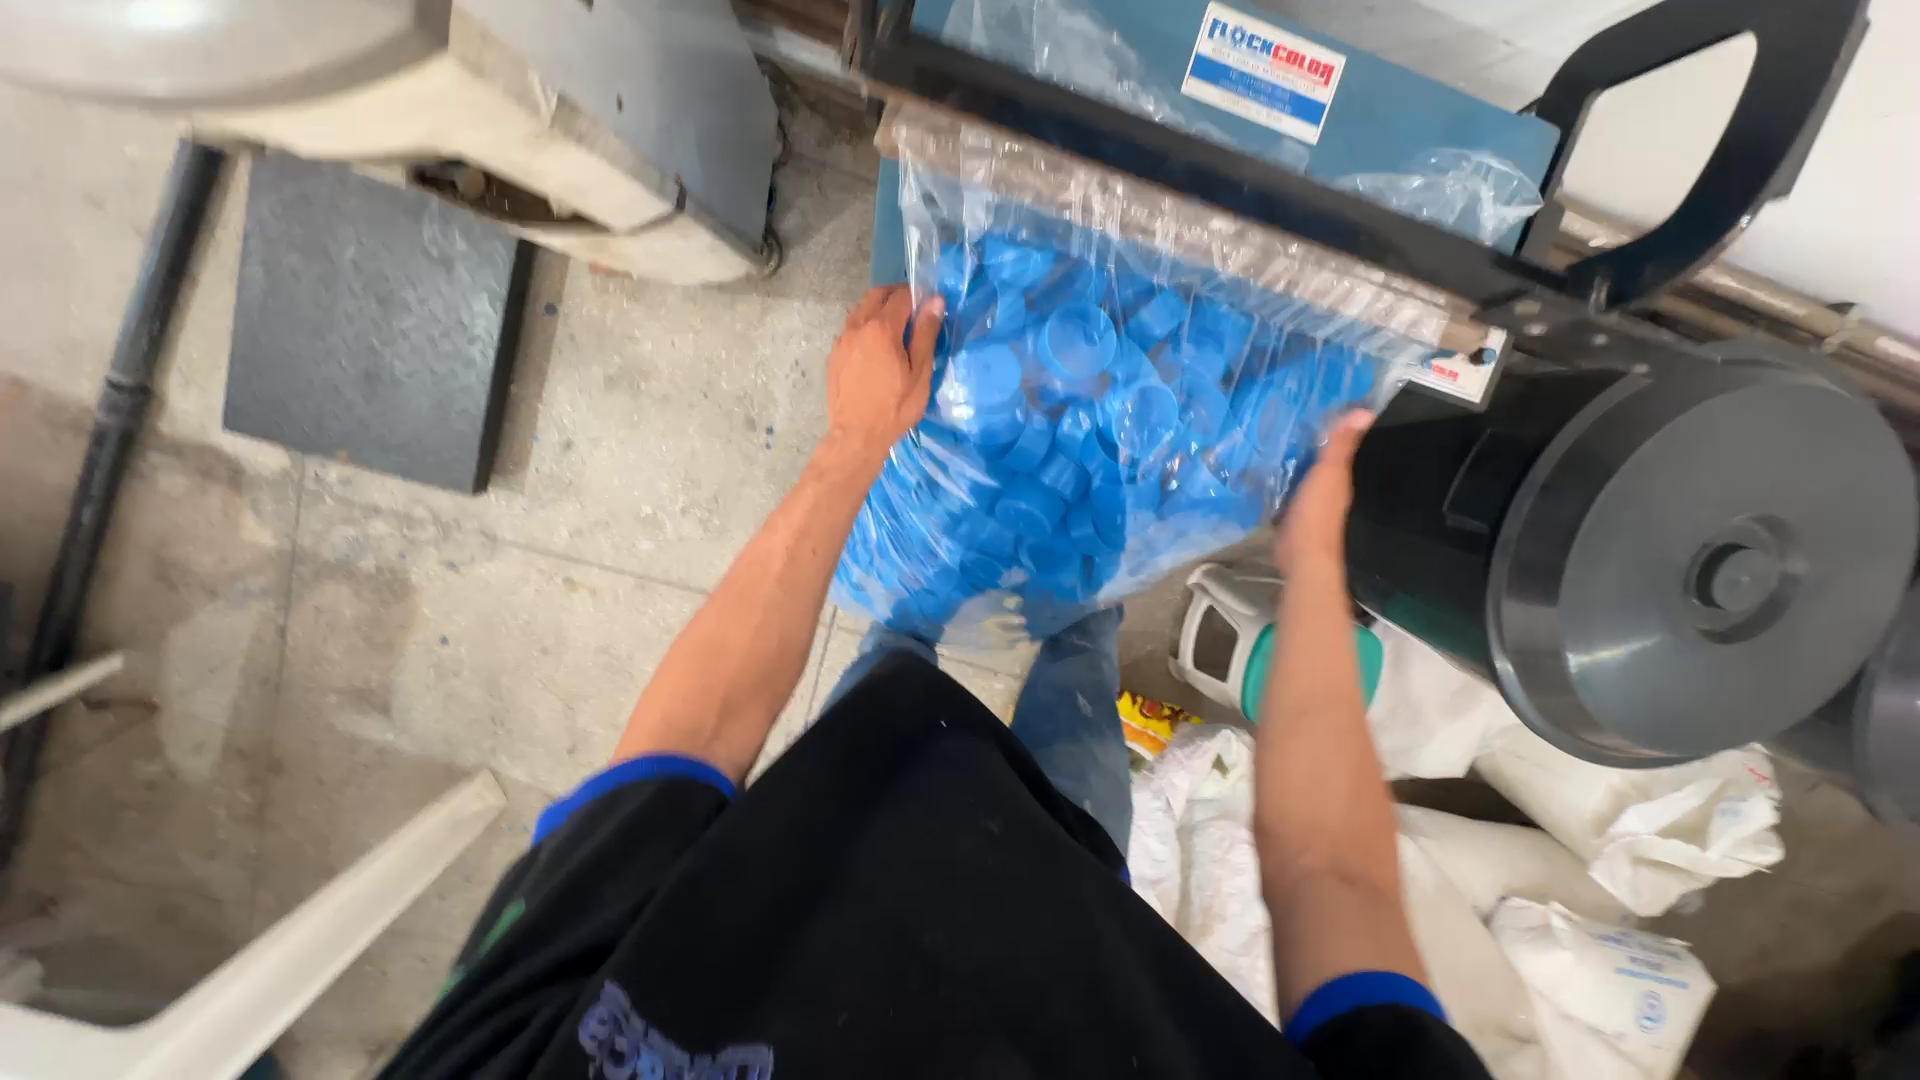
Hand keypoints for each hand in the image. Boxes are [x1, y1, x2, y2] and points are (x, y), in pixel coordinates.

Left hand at [825, 286, 943, 461]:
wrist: (857, 436)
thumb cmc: (895, 408)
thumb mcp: (919, 373)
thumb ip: (926, 334)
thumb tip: (935, 301)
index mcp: (881, 329)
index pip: (901, 297)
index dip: (918, 297)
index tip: (929, 307)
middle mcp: (857, 327)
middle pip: (876, 296)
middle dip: (896, 296)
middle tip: (913, 312)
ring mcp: (841, 341)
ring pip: (860, 311)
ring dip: (878, 311)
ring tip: (896, 332)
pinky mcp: (834, 356)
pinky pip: (851, 331)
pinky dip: (865, 329)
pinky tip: (876, 351)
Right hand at [1274, 409, 1372, 574]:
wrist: (1302, 555)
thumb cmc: (1316, 514)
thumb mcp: (1329, 474)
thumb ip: (1341, 445)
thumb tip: (1365, 410)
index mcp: (1338, 476)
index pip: (1336, 445)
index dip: (1327, 426)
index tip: (1312, 402)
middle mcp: (1326, 487)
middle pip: (1316, 459)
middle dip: (1303, 442)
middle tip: (1281, 417)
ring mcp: (1307, 502)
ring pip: (1298, 474)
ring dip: (1287, 460)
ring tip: (1266, 439)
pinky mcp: (1289, 514)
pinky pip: (1283, 490)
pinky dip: (1275, 480)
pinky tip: (1259, 472)